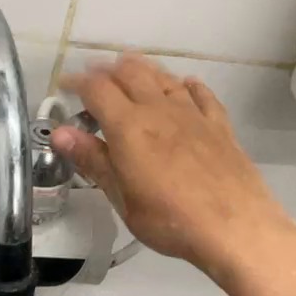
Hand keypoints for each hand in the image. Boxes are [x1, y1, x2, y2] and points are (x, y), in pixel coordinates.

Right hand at [53, 53, 295, 295]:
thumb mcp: (122, 197)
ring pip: (164, 77)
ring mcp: (193, 114)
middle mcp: (159, 109)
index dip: (77, 82)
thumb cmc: (169, 219)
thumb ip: (92, 160)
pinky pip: (201, 94)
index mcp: (129, 126)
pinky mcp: (219, 125)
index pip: (97, 89)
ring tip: (130, 70)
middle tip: (94, 77)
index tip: (65, 85)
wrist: (235, 226)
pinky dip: (187, 85)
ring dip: (143, 69)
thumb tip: (60, 133)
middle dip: (107, 70)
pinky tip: (186, 85)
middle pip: (130, 73)